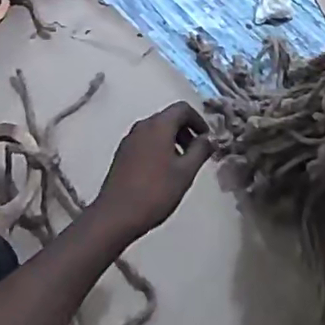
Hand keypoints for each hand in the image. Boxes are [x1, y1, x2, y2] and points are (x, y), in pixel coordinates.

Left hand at [91, 102, 212, 240]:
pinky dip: (159, 147)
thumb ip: (200, 151)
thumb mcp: (185, 172)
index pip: (183, 108)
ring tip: (181, 165)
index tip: (207, 139)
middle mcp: (142, 126)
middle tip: (197, 152)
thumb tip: (209, 138)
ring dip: (173, 140)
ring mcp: (129, 139)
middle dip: (186, 131)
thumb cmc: (155, 192)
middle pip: (169, 117)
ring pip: (157, 130)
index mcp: (158, 125)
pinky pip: (146, 141)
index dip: (199, 120)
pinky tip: (162, 172)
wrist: (115, 216)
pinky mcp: (122, 154)